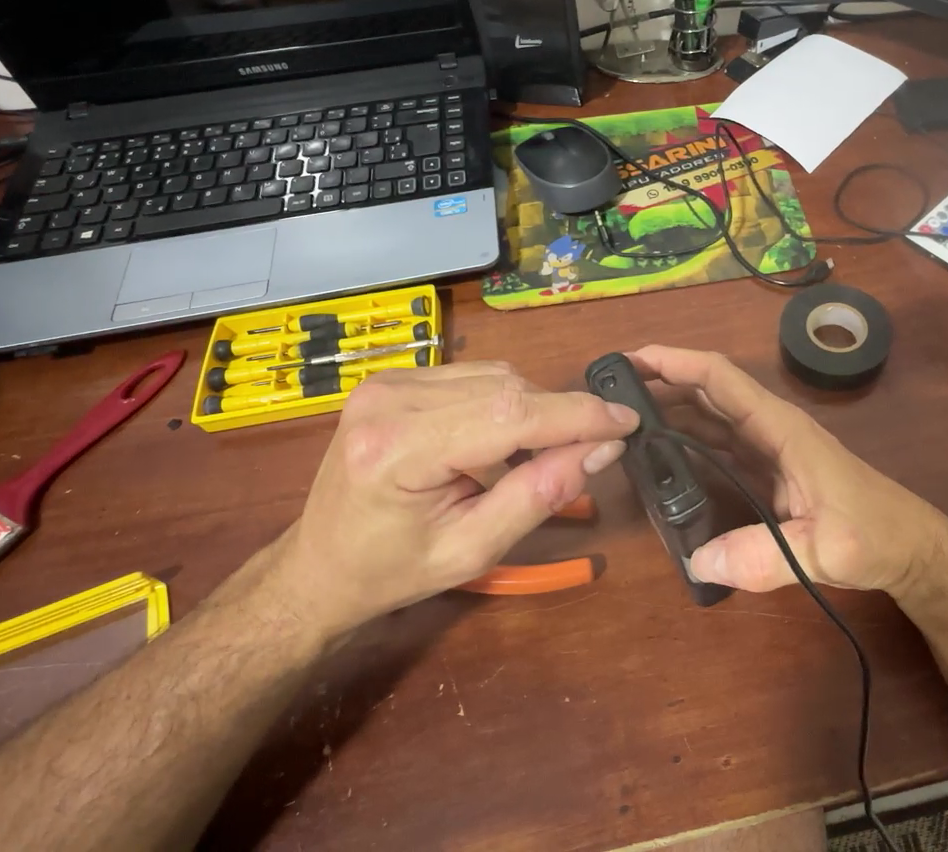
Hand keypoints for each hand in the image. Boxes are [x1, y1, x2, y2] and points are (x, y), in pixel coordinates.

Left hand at [260, 362, 638, 637]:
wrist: (319, 565)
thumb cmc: (392, 572)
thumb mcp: (473, 550)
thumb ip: (537, 495)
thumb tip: (601, 449)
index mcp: (399, 449)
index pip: (509, 413)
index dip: (577, 415)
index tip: (627, 423)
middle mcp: (390, 398)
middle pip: (507, 388)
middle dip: (560, 416)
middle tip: (588, 454)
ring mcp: (389, 381)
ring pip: (497, 376)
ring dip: (533, 409)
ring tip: (532, 457)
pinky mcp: (395, 377)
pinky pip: (476, 376)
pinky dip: (506, 403)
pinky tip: (499, 441)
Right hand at [629, 346, 947, 596]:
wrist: (909, 547)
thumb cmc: (875, 535)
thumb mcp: (824, 549)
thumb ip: (764, 556)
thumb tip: (697, 561)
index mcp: (783, 430)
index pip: (723, 381)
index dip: (678, 363)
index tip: (632, 358)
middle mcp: (771, 431)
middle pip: (709, 393)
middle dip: (662, 383)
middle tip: (609, 392)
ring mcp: (769, 451)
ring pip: (710, 419)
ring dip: (670, 413)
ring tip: (623, 420)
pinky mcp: (768, 473)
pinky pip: (719, 449)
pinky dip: (687, 446)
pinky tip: (660, 459)